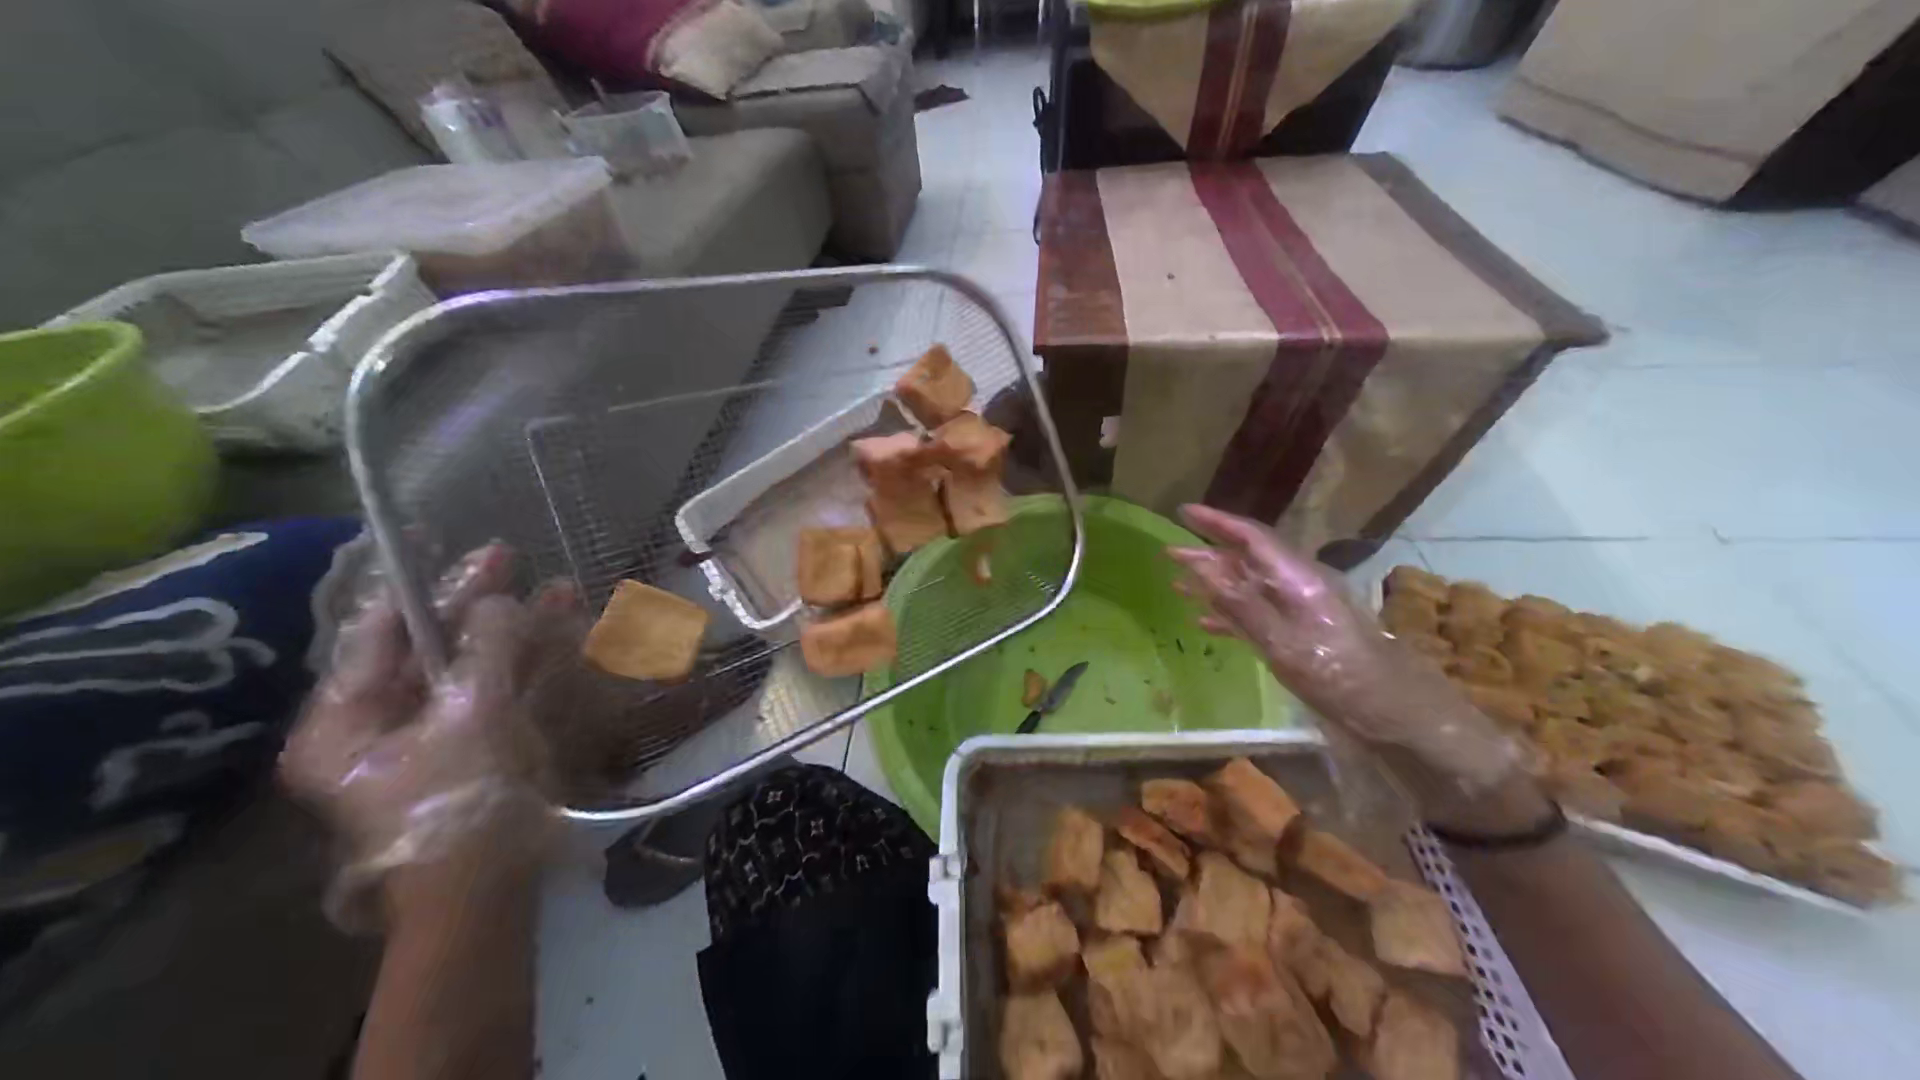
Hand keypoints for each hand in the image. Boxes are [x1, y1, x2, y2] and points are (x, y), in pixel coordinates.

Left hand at [281, 544, 559, 917]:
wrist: (488, 891)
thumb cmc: (461, 798)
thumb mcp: (470, 714)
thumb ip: (484, 648)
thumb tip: (498, 601)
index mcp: (346, 722)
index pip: (376, 635)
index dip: (416, 585)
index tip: (448, 543)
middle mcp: (382, 728)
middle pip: (433, 649)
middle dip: (479, 606)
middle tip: (512, 558)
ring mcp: (436, 742)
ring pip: (478, 670)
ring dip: (520, 633)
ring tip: (563, 591)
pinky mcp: (479, 754)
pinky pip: (505, 697)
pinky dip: (535, 668)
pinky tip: (570, 637)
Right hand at [1168, 505, 1543, 823]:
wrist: (1399, 718)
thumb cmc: (1342, 679)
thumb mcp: (1285, 645)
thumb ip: (1241, 606)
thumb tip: (1201, 567)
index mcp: (1299, 581)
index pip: (1253, 538)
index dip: (1217, 523)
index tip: (1184, 512)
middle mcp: (1301, 587)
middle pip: (1248, 561)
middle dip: (1208, 555)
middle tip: (1169, 553)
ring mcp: (1303, 611)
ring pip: (1251, 588)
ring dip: (1215, 585)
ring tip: (1178, 585)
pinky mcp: (1304, 635)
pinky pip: (1259, 615)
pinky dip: (1230, 614)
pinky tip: (1206, 622)